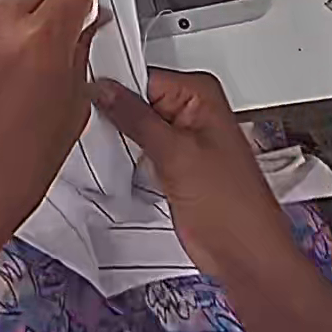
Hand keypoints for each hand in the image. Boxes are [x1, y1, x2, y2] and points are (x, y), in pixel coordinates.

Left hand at [0, 0, 101, 269]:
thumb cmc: (12, 166)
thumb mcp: (71, 107)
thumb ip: (80, 53)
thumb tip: (85, 26)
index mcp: (41, 43)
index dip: (81, 11)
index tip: (80, 20)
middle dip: (49, 0)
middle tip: (52, 29)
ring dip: (16, 12)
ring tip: (18, 54)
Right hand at [89, 69, 296, 280]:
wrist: (244, 256)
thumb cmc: (232, 206)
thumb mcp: (176, 153)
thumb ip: (135, 118)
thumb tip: (105, 90)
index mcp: (200, 93)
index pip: (144, 74)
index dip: (115, 86)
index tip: (87, 94)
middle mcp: (191, 109)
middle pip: (138, 97)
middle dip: (116, 112)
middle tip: (90, 122)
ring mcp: (181, 137)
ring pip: (135, 124)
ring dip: (119, 136)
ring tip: (104, 145)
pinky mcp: (173, 162)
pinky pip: (139, 147)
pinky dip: (126, 155)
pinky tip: (115, 161)